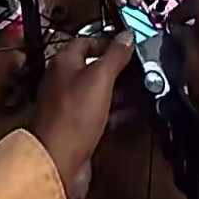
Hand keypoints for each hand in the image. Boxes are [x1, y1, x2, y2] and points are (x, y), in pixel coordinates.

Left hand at [29, 31, 134, 198]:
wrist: (59, 162)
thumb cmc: (72, 116)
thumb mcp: (100, 78)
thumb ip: (114, 55)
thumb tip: (126, 35)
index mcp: (63, 61)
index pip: (86, 40)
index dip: (107, 41)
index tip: (126, 44)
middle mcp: (64, 81)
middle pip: (92, 66)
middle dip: (116, 68)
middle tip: (137, 69)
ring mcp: (69, 105)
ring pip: (97, 91)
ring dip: (118, 90)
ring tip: (139, 90)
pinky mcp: (77, 128)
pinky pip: (99, 113)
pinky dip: (114, 111)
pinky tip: (129, 113)